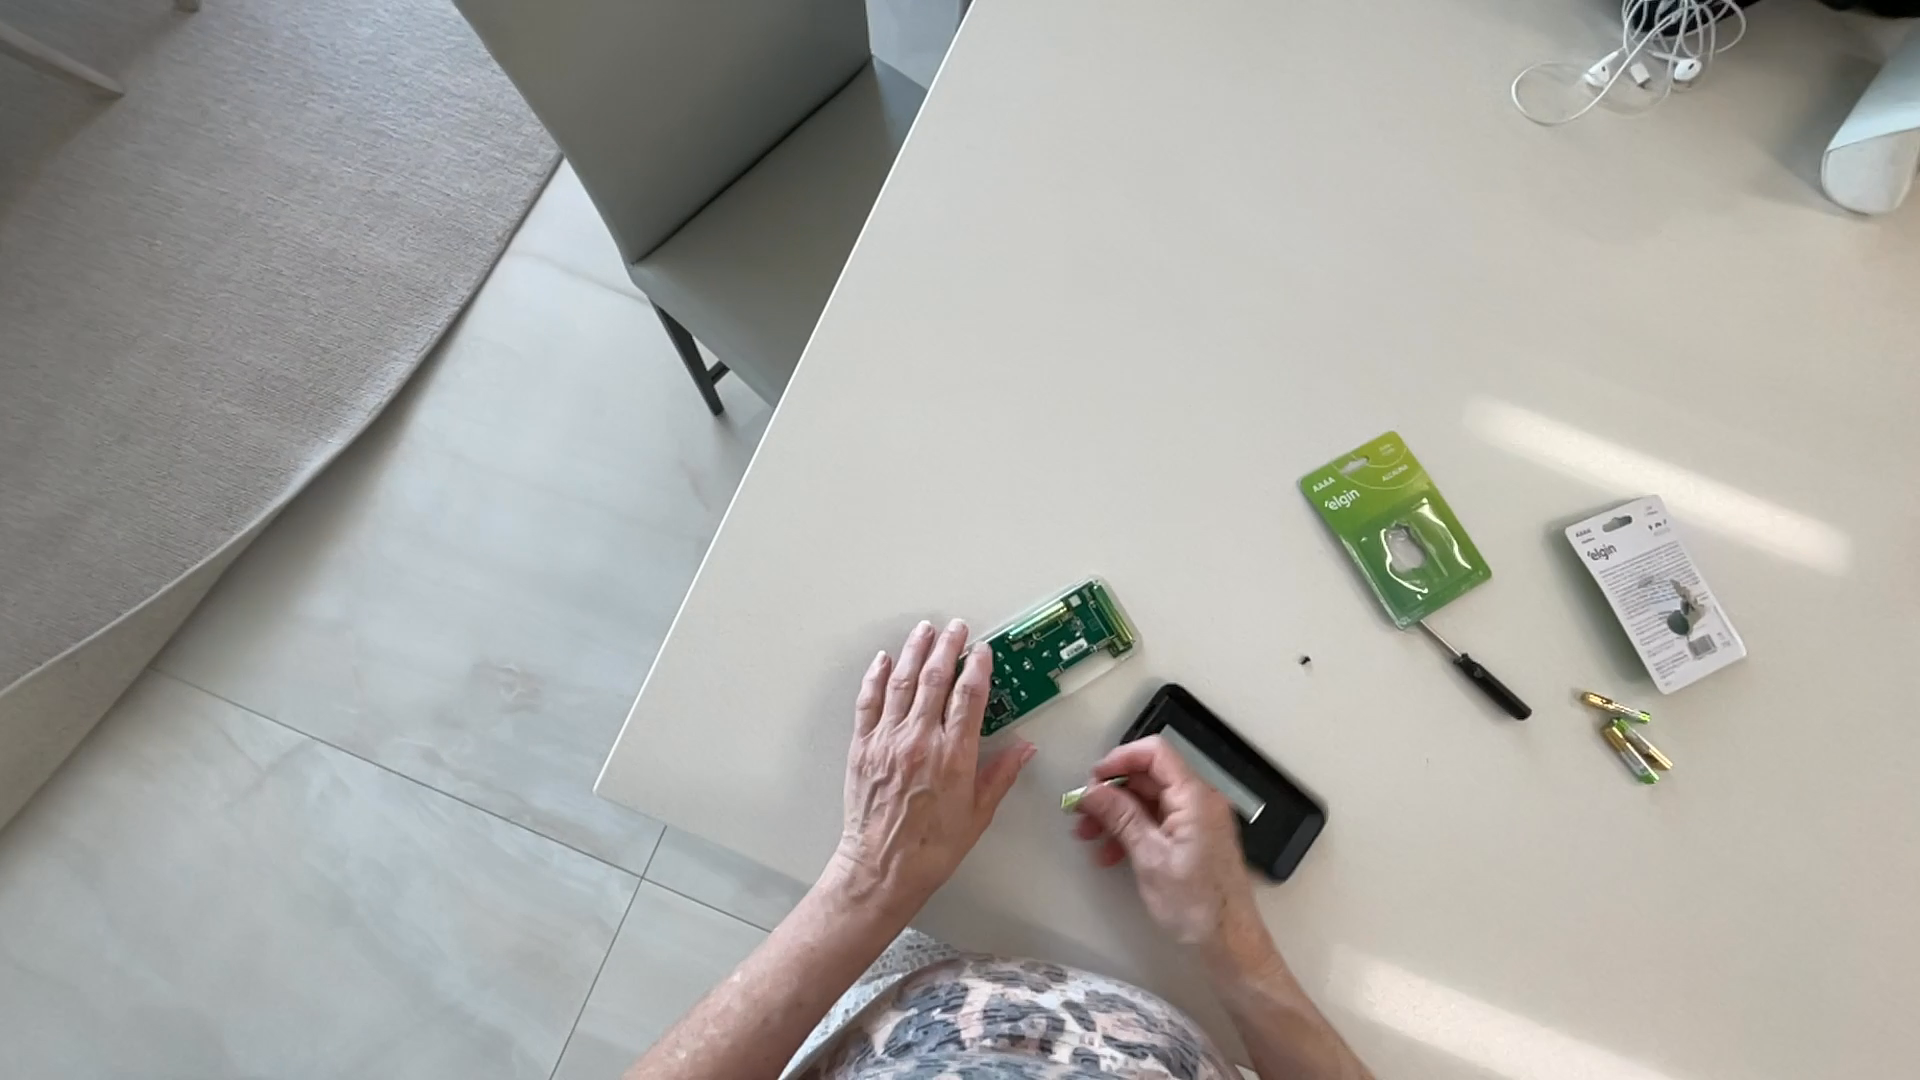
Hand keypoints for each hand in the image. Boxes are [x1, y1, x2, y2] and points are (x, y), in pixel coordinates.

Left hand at [826, 619, 1034, 920]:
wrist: (880, 869)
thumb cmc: (932, 848)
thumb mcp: (978, 815)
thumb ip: (1000, 775)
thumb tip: (1024, 748)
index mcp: (953, 756)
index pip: (969, 697)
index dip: (978, 668)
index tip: (983, 651)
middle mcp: (920, 740)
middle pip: (936, 679)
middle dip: (948, 648)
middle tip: (956, 628)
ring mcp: (888, 740)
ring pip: (903, 682)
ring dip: (915, 651)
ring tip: (924, 630)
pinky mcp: (863, 746)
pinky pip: (869, 702)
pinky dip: (877, 677)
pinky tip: (885, 660)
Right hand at [1072, 737, 1279, 973]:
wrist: (1231, 950)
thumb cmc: (1195, 905)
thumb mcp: (1150, 856)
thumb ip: (1120, 816)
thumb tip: (1092, 791)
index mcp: (1195, 797)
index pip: (1155, 753)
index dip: (1120, 758)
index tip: (1093, 779)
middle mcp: (1200, 801)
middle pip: (1148, 777)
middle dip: (1111, 792)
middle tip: (1082, 811)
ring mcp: (1197, 821)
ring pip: (1148, 801)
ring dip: (1116, 814)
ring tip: (1088, 836)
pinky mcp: (1194, 840)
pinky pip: (1157, 821)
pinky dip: (1131, 831)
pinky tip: (1109, 853)